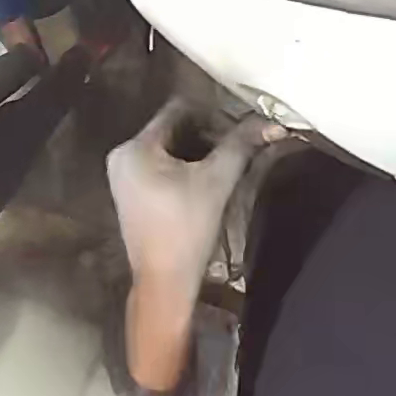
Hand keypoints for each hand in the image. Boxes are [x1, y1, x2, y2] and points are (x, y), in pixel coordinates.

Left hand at [107, 99, 284, 303]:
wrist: (165, 284)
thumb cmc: (187, 230)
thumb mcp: (216, 182)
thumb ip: (241, 145)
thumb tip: (273, 123)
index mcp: (135, 148)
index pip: (177, 110)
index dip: (210, 113)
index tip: (237, 125)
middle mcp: (122, 154)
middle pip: (173, 128)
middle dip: (206, 133)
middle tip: (235, 143)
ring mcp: (123, 174)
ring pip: (169, 145)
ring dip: (197, 148)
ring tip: (225, 158)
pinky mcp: (130, 190)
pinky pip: (161, 162)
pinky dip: (184, 163)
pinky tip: (206, 175)